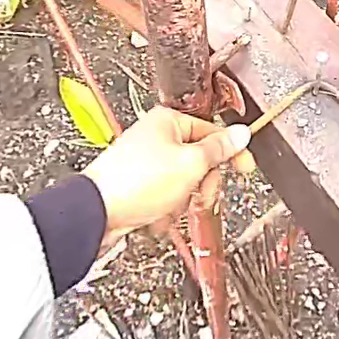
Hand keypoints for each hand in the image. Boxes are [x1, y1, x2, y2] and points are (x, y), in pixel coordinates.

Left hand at [81, 106, 252, 240]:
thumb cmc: (139, 182)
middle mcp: (155, 137)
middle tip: (204, 196)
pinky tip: (155, 217)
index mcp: (169, 121)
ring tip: (171, 209)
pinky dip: (164, 209)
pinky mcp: (133, 186)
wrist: (93, 216)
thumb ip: (220, 149)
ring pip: (182, 180)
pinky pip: (163, 195)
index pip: (213, 132)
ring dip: (182, 199)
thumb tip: (241, 133)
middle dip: (202, 183)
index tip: (245, 168)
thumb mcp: (192, 163)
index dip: (231, 152)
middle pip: (198, 159)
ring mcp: (143, 162)